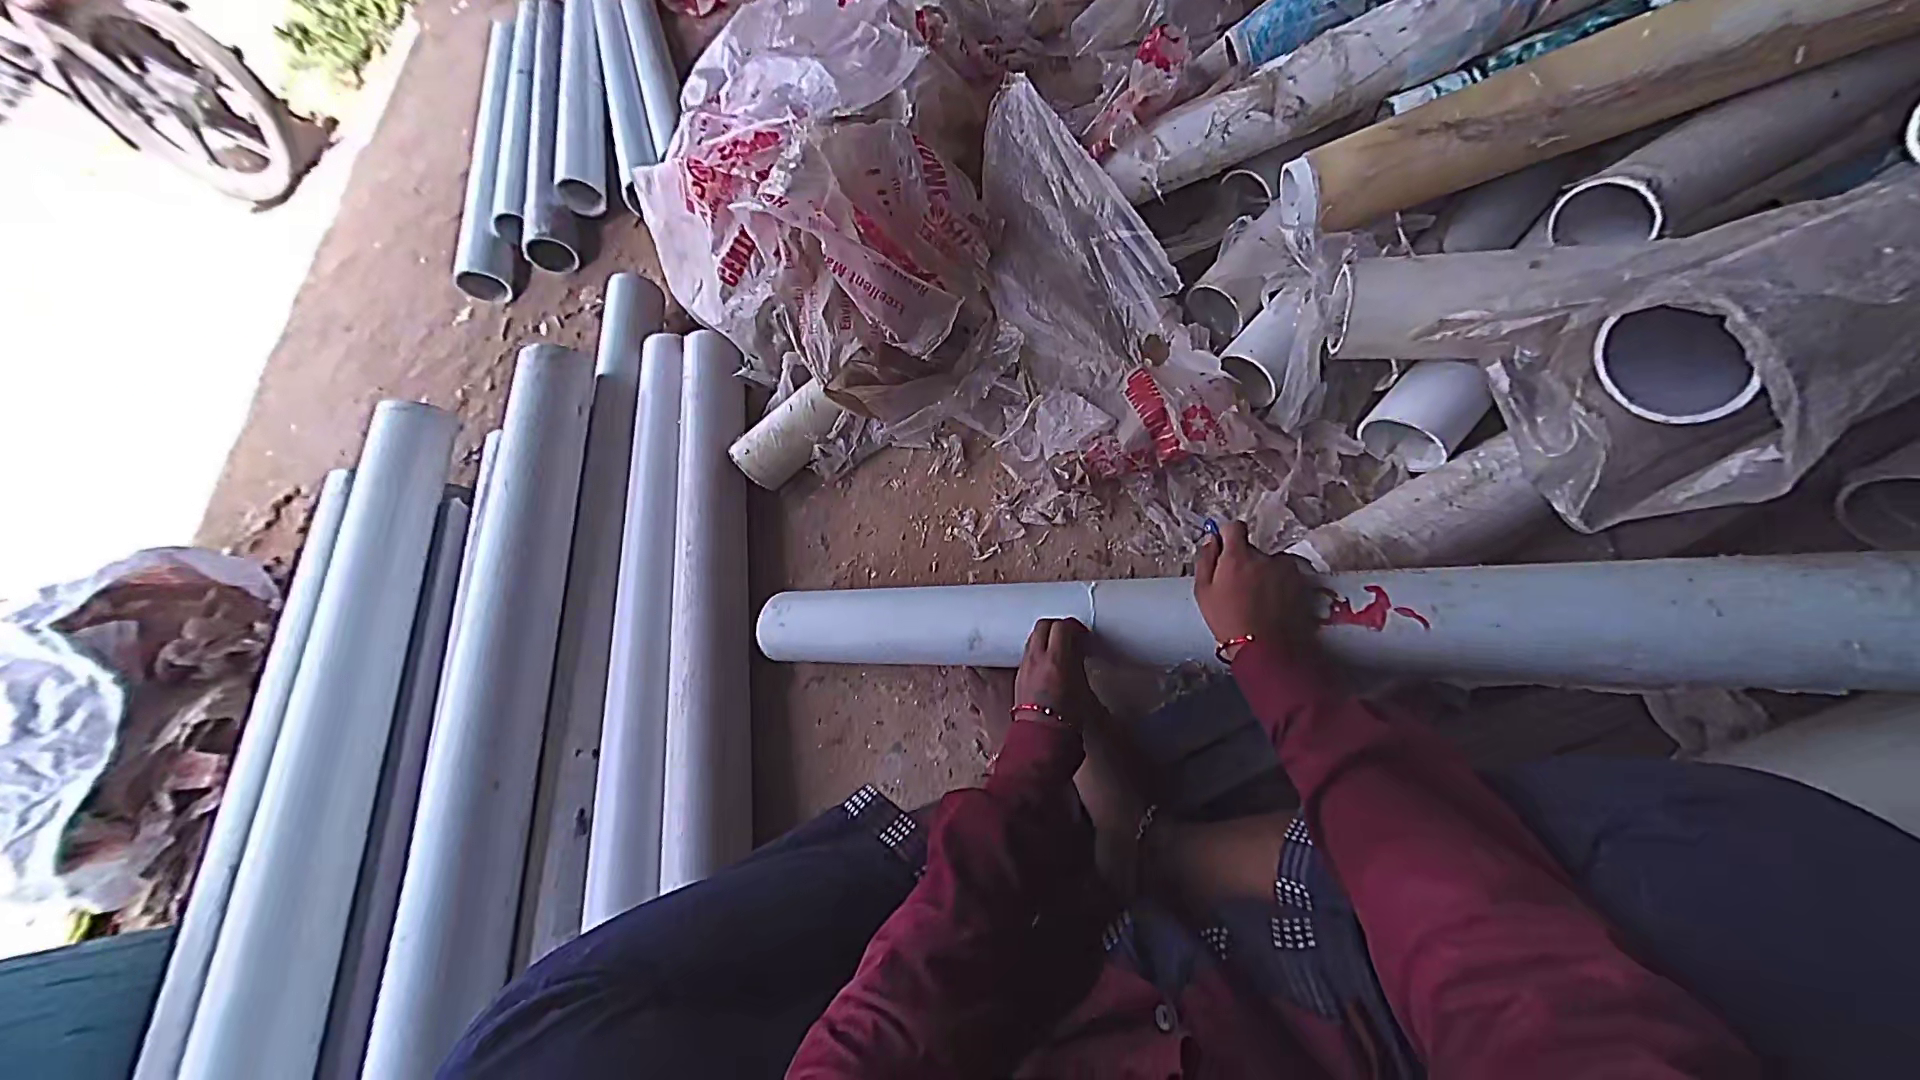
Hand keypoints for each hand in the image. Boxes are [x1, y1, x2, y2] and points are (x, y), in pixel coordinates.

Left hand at [1012, 618, 1099, 723]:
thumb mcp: (1084, 689)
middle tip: (1070, 638)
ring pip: (1032, 639)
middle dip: (1057, 627)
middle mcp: (1037, 659)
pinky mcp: (1017, 677)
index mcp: (1058, 659)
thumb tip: (1078, 653)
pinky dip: (1037, 653)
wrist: (1042, 742)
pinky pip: (1026, 655)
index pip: (1062, 626)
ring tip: (1058, 652)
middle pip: (1043, 626)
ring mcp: (1024, 667)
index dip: (1075, 628)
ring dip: (1045, 639)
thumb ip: (1078, 665)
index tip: (1082, 635)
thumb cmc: (1068, 723)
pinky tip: (1046, 667)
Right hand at [1194, 520, 1316, 660]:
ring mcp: (1285, 568)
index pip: (1234, 527)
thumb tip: (1212, 539)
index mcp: (1236, 557)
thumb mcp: (1203, 591)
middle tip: (1238, 586)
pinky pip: (1286, 574)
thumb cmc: (1227, 620)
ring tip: (1258, 597)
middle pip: (1252, 549)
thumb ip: (1206, 560)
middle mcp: (1263, 557)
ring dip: (1264, 572)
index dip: (1228, 536)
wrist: (1266, 648)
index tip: (1225, 550)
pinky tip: (1273, 602)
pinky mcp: (1301, 582)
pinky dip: (1280, 583)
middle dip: (1244, 561)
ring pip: (1270, 563)